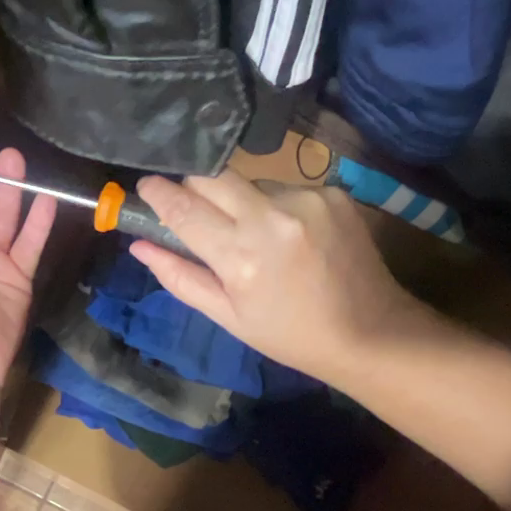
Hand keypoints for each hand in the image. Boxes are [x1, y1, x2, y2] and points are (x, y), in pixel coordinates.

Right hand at [129, 171, 442, 381]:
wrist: (372, 332)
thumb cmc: (290, 334)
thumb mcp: (228, 316)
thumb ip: (180, 276)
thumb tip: (138, 245)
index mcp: (241, 257)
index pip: (184, 208)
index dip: (158, 193)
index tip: (146, 187)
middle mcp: (271, 218)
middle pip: (211, 175)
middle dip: (193, 186)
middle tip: (193, 208)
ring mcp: (306, 200)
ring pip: (249, 181)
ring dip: (239, 200)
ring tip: (256, 236)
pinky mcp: (333, 192)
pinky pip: (284, 187)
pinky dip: (276, 205)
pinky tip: (290, 235)